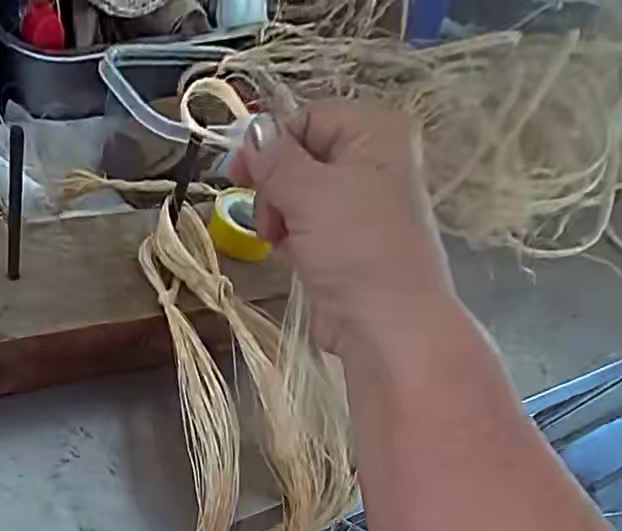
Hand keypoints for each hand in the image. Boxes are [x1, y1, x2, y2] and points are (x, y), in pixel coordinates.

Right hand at [229, 101, 461, 356]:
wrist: (382, 320)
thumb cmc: (355, 247)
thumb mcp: (311, 194)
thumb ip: (277, 160)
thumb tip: (252, 130)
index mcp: (374, 133)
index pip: (309, 118)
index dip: (271, 144)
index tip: (239, 176)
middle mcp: (368, 162)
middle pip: (299, 157)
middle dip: (273, 186)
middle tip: (267, 218)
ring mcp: (354, 206)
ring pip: (295, 194)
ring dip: (276, 214)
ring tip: (276, 240)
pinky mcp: (339, 243)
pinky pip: (301, 225)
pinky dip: (286, 235)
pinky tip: (284, 252)